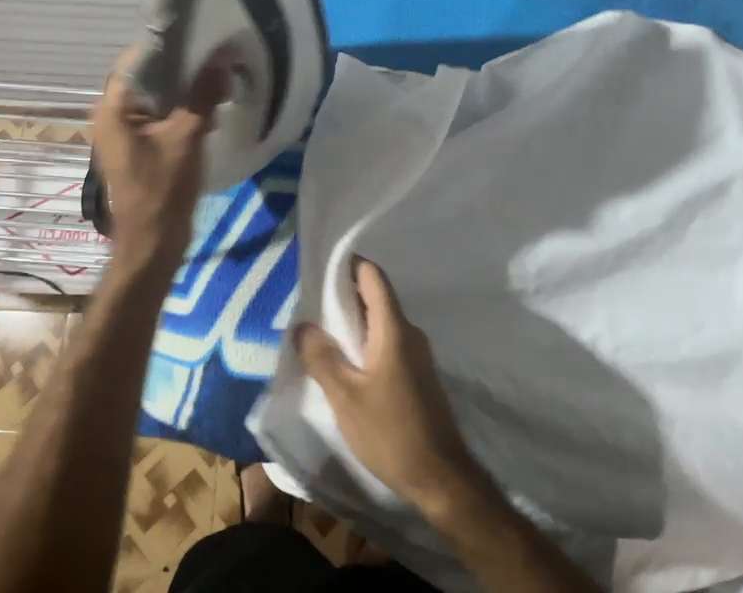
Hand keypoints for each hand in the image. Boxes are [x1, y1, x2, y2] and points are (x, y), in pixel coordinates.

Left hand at [90, 47, 226, 270]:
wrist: (153, 244)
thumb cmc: (161, 190)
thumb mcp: (186, 138)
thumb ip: (203, 96)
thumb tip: (223, 57)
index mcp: (113, 108)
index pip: (137, 60)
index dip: (169, 46)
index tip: (201, 36)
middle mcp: (113, 115)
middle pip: (148, 77)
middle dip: (182, 67)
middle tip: (216, 56)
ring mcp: (126, 133)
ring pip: (158, 97)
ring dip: (186, 90)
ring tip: (218, 78)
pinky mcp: (141, 148)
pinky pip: (162, 117)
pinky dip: (183, 110)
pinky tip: (211, 107)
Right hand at [293, 258, 482, 515]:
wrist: (440, 476)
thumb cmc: (391, 431)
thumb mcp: (346, 396)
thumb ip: (322, 357)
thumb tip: (303, 325)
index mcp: (395, 329)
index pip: (373, 277)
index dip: (348, 266)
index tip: (320, 269)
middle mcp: (410, 334)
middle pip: (376, 298)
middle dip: (344, 296)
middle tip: (309, 304)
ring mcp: (417, 356)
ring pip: (381, 324)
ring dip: (353, 323)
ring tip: (319, 333)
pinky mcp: (417, 376)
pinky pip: (388, 344)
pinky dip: (365, 343)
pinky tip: (344, 363)